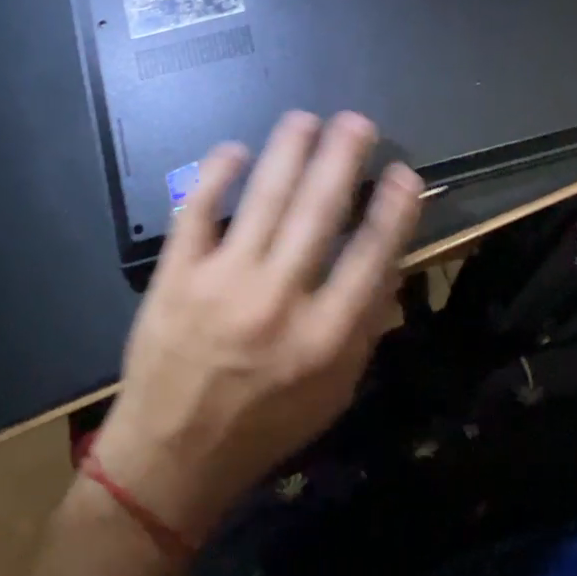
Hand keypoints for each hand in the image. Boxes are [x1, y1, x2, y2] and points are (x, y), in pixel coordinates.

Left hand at [88, 111, 423, 547]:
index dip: (393, 209)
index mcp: (325, 338)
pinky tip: (234, 150)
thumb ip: (363, 328)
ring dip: (288, 152)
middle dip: (341, 159)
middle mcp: (278, 301)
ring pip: (263, 200)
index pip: (371, 256)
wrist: (173, 454)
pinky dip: (216, 175)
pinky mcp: (177, 275)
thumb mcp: (334, 392)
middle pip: (318, 213)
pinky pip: (197, 211)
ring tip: (305, 120)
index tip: (403, 173)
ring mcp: (222, 282)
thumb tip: (387, 262)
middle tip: (357, 122)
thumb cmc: (265, 426)